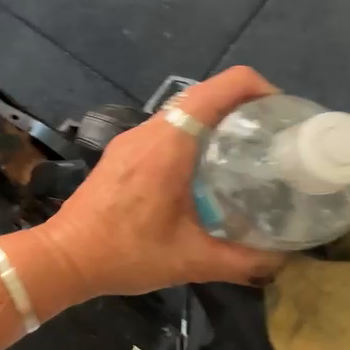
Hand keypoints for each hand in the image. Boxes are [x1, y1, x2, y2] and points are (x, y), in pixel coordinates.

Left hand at [30, 66, 287, 299]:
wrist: (65, 257)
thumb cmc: (125, 253)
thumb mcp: (191, 261)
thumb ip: (243, 261)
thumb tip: (284, 261)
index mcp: (167, 144)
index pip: (215, 91)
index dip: (254, 87)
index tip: (282, 113)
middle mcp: (148, 132)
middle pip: (201, 97)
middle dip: (242, 106)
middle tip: (276, 136)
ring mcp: (130, 141)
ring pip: (181, 114)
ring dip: (216, 121)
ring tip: (252, 151)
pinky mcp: (121, 154)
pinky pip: (165, 130)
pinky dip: (193, 136)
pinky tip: (211, 170)